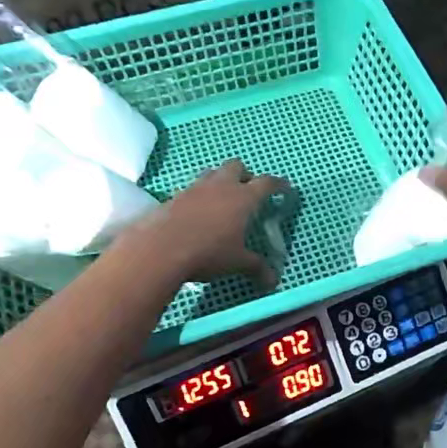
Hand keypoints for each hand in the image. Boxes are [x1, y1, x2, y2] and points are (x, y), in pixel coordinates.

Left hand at [124, 159, 289, 286]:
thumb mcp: (237, 262)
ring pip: (212, 173)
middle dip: (245, 175)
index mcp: (243, 197)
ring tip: (222, 200)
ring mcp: (195, 188)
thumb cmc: (208, 252)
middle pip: (237, 166)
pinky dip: (200, 196)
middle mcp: (220, 185)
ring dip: (221, 181)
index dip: (278, 184)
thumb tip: (273, 281)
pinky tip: (198, 214)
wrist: (160, 248)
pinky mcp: (174, 196)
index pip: (266, 183)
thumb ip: (256, 268)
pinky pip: (193, 188)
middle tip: (248, 191)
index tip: (285, 187)